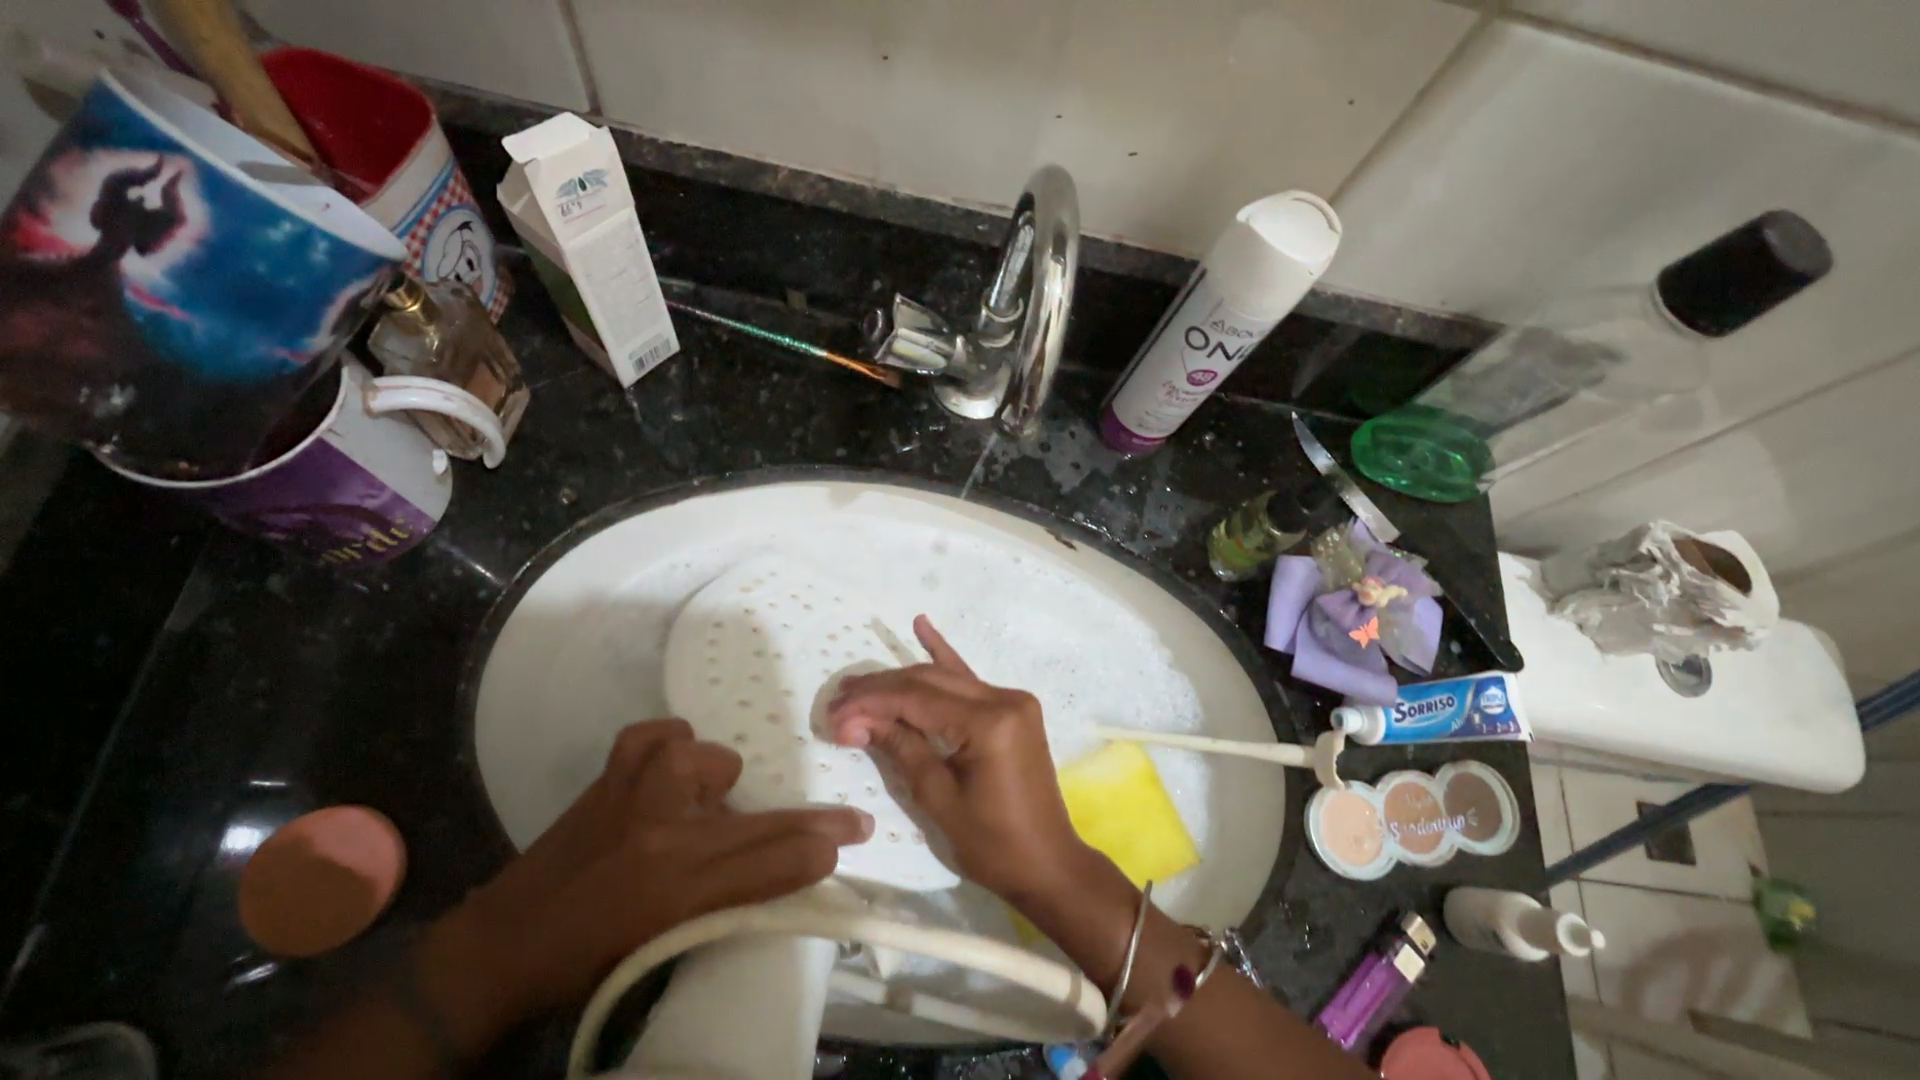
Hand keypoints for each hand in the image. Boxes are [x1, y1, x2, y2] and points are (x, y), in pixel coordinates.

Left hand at [447, 719, 873, 1018]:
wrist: (506, 944)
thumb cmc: (595, 957)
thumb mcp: (671, 940)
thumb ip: (731, 900)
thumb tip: (787, 862)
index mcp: (681, 892)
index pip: (773, 863)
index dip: (822, 845)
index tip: (856, 833)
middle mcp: (662, 840)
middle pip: (760, 820)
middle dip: (811, 823)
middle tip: (840, 823)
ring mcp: (632, 801)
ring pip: (707, 763)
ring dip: (718, 784)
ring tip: (704, 810)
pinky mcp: (607, 779)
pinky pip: (653, 738)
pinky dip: (669, 745)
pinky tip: (671, 765)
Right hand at [827, 617, 1093, 905]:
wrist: (1048, 864)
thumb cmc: (993, 843)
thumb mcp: (938, 798)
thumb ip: (901, 748)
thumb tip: (856, 720)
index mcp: (989, 722)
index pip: (916, 698)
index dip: (870, 703)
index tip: (833, 716)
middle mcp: (1005, 699)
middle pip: (929, 682)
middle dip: (880, 691)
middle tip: (837, 702)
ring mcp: (1012, 701)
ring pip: (945, 679)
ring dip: (901, 681)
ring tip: (857, 684)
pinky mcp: (1012, 710)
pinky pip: (969, 680)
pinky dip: (944, 655)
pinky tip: (922, 626)